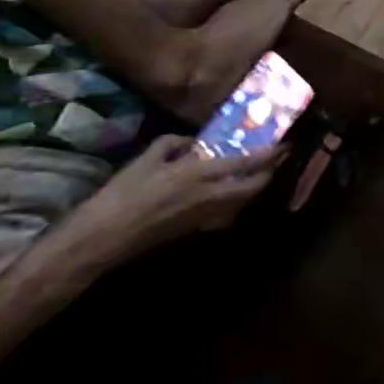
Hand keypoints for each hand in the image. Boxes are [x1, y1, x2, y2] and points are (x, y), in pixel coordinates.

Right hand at [61, 136, 281, 269]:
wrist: (97, 241)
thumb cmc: (120, 196)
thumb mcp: (145, 160)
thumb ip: (174, 144)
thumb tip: (193, 143)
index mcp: (202, 173)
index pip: (250, 162)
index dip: (272, 154)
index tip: (285, 144)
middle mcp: (211, 195)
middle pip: (256, 187)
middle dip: (270, 173)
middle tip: (275, 160)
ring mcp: (204, 216)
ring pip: (244, 202)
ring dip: (254, 189)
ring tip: (256, 175)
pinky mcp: (193, 230)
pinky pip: (225, 216)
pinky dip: (234, 205)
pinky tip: (228, 196)